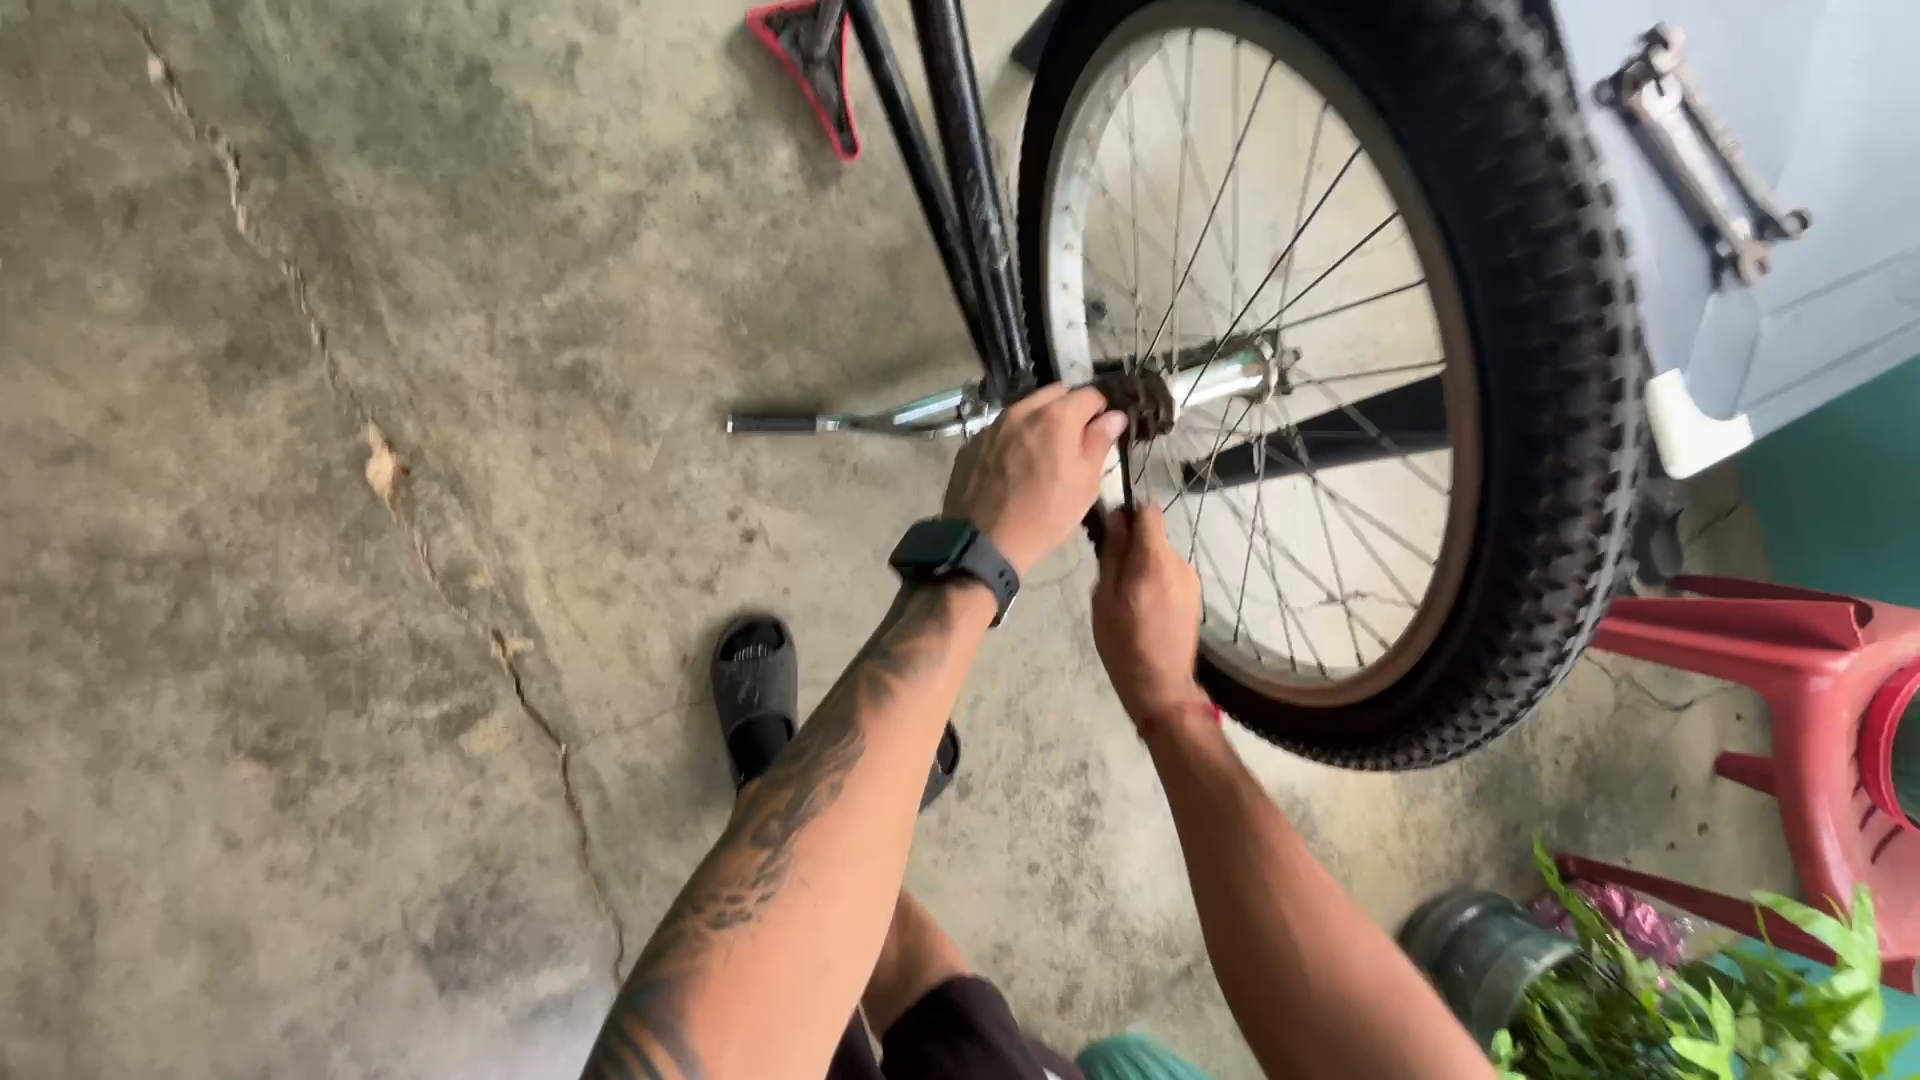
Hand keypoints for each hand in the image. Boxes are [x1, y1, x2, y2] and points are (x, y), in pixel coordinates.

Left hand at [942, 384, 1129, 575]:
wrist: (986, 542)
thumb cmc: (1046, 515)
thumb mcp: (1085, 483)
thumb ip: (1099, 442)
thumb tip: (1114, 416)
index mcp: (1056, 416)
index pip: (1090, 393)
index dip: (1101, 410)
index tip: (1100, 432)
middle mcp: (1022, 410)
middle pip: (1055, 393)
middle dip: (1070, 408)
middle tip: (1073, 441)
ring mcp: (993, 425)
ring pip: (1025, 408)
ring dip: (1040, 420)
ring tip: (1042, 453)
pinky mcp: (972, 443)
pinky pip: (1001, 428)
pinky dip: (1014, 437)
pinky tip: (1013, 465)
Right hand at [1091, 504, 1208, 723]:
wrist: (1161, 684)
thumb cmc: (1122, 642)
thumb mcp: (1105, 596)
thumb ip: (1113, 554)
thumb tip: (1116, 519)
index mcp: (1154, 560)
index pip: (1149, 512)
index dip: (1129, 515)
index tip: (1112, 532)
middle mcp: (1178, 563)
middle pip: (1154, 537)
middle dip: (1133, 547)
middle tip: (1112, 577)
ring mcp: (1191, 581)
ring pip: (1161, 557)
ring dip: (1144, 567)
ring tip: (1128, 599)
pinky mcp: (1195, 597)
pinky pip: (1170, 575)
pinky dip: (1156, 582)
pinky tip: (1145, 610)